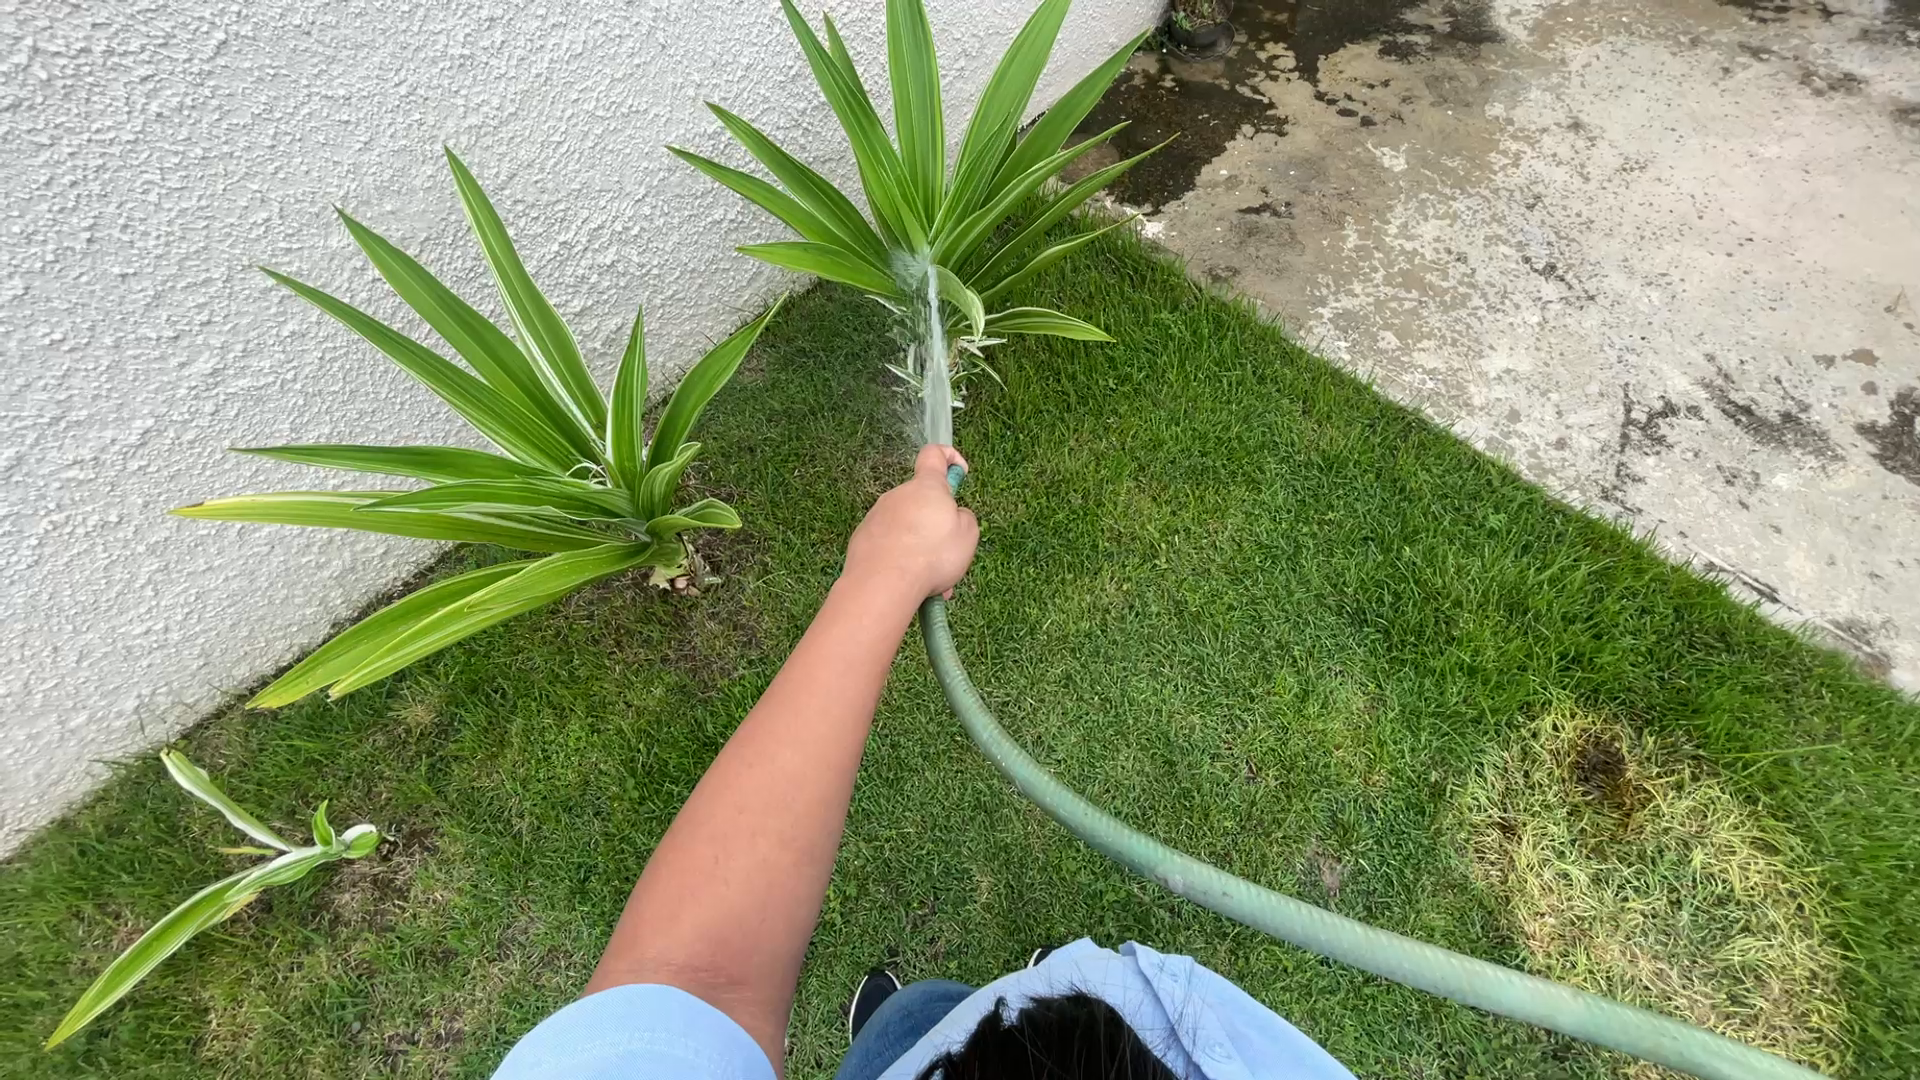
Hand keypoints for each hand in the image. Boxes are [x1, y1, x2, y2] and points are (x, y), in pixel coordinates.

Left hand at [844, 444, 978, 603]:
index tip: (960, 472)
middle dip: (936, 524)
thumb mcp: (968, 535)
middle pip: (922, 501)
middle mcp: (898, 495)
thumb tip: (955, 516)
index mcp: (926, 487)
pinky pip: (890, 544)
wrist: (883, 583)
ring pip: (907, 528)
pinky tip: (910, 583)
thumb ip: (964, 518)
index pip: (934, 455)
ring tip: (932, 579)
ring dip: (921, 548)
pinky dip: (902, 559)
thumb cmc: (931, 555)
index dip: (949, 458)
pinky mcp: (863, 537)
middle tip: (949, 553)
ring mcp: (877, 516)